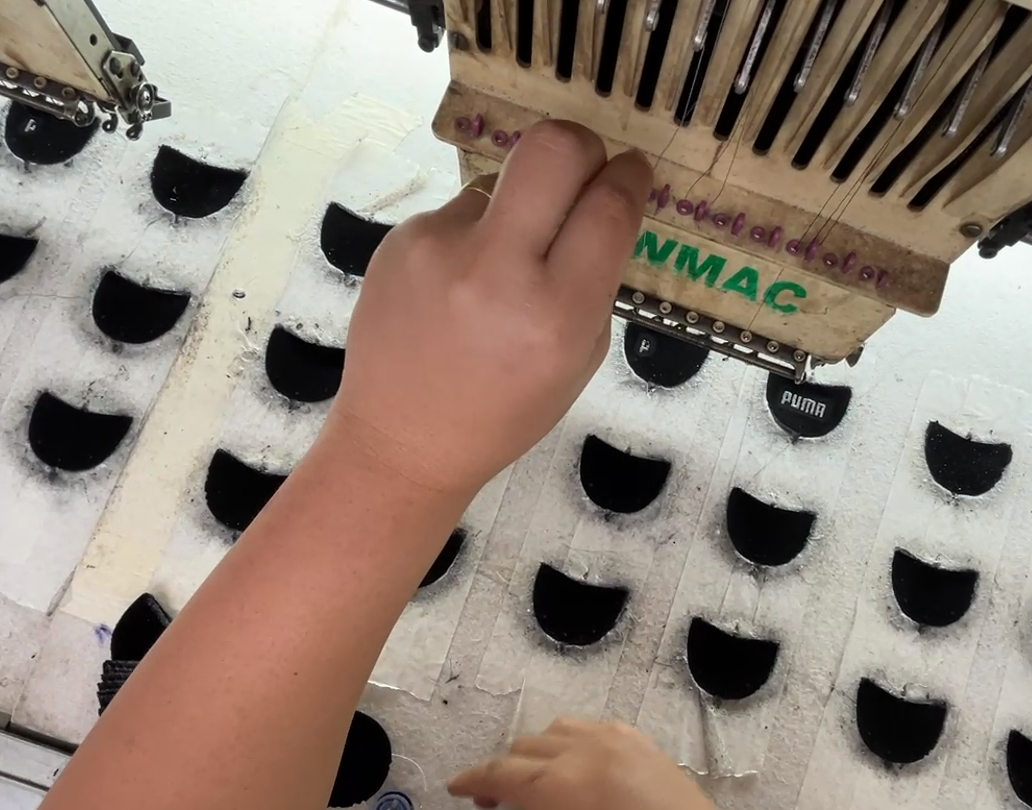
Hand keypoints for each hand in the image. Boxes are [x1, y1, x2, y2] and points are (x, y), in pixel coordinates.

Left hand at [323, 121, 651, 497]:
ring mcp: (439, 248)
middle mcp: (497, 271)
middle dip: (582, 149)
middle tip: (582, 175)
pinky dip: (473, 238)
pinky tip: (457, 288)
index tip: (632, 173)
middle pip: (554, 147)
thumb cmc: (503, 417)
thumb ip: (594, 287)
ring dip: (518, 210)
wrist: (402, 440)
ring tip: (497, 273)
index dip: (630, 178)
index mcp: (556, 317)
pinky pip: (459, 212)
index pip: (609, 208)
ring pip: (502, 181)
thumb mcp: (575, 366)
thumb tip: (598, 212)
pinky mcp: (400, 239)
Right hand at [447, 720, 778, 809]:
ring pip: (563, 731)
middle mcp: (586, 751)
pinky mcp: (650, 749)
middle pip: (528, 747)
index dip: (472, 779)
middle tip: (495, 804)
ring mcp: (623, 744)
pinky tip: (585, 773)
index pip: (500, 772)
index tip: (455, 788)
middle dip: (504, 771)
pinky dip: (578, 744)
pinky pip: (600, 730)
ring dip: (540, 752)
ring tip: (539, 786)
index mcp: (558, 786)